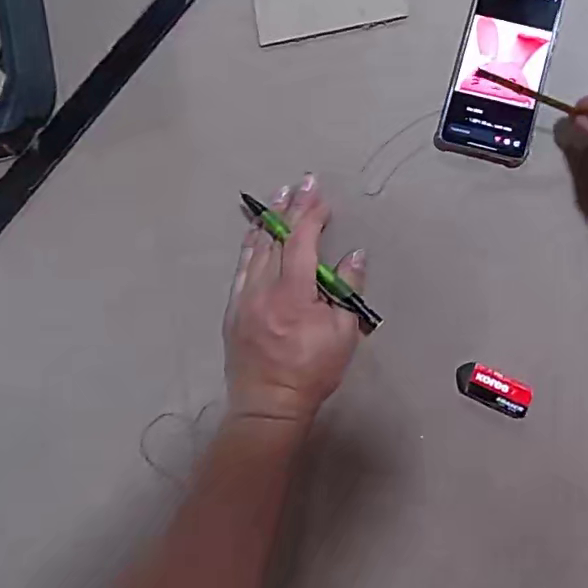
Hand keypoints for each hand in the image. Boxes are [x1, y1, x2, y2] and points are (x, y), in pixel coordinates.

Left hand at [225, 174, 363, 426]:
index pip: (302, 242)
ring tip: (279, 196)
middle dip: (292, 207)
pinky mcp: (233, 308)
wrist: (268, 405)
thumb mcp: (343, 333)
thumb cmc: (312, 371)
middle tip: (302, 182)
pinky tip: (256, 231)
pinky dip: (251, 244)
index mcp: (293, 294)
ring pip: (257, 248)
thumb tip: (353, 255)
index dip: (312, 216)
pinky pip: (241, 266)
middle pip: (278, 238)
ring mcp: (244, 297)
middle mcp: (264, 289)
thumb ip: (347, 289)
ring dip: (271, 220)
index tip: (322, 199)